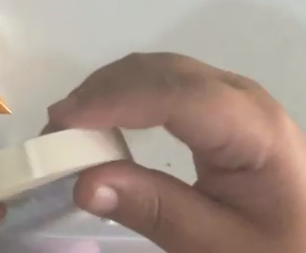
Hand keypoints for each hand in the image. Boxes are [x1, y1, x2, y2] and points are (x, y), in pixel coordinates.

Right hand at [46, 53, 305, 252]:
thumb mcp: (224, 252)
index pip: (171, 93)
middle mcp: (241, 94)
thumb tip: (82, 181)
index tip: (60, 124)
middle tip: (53, 134)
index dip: (112, 100)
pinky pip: (165, 85)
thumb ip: (157, 212)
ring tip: (69, 131)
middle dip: (101, 93)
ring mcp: (232, 95)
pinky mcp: (222, 107)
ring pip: (157, 70)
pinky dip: (127, 97)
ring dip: (109, 92)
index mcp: (252, 126)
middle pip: (158, 70)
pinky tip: (105, 124)